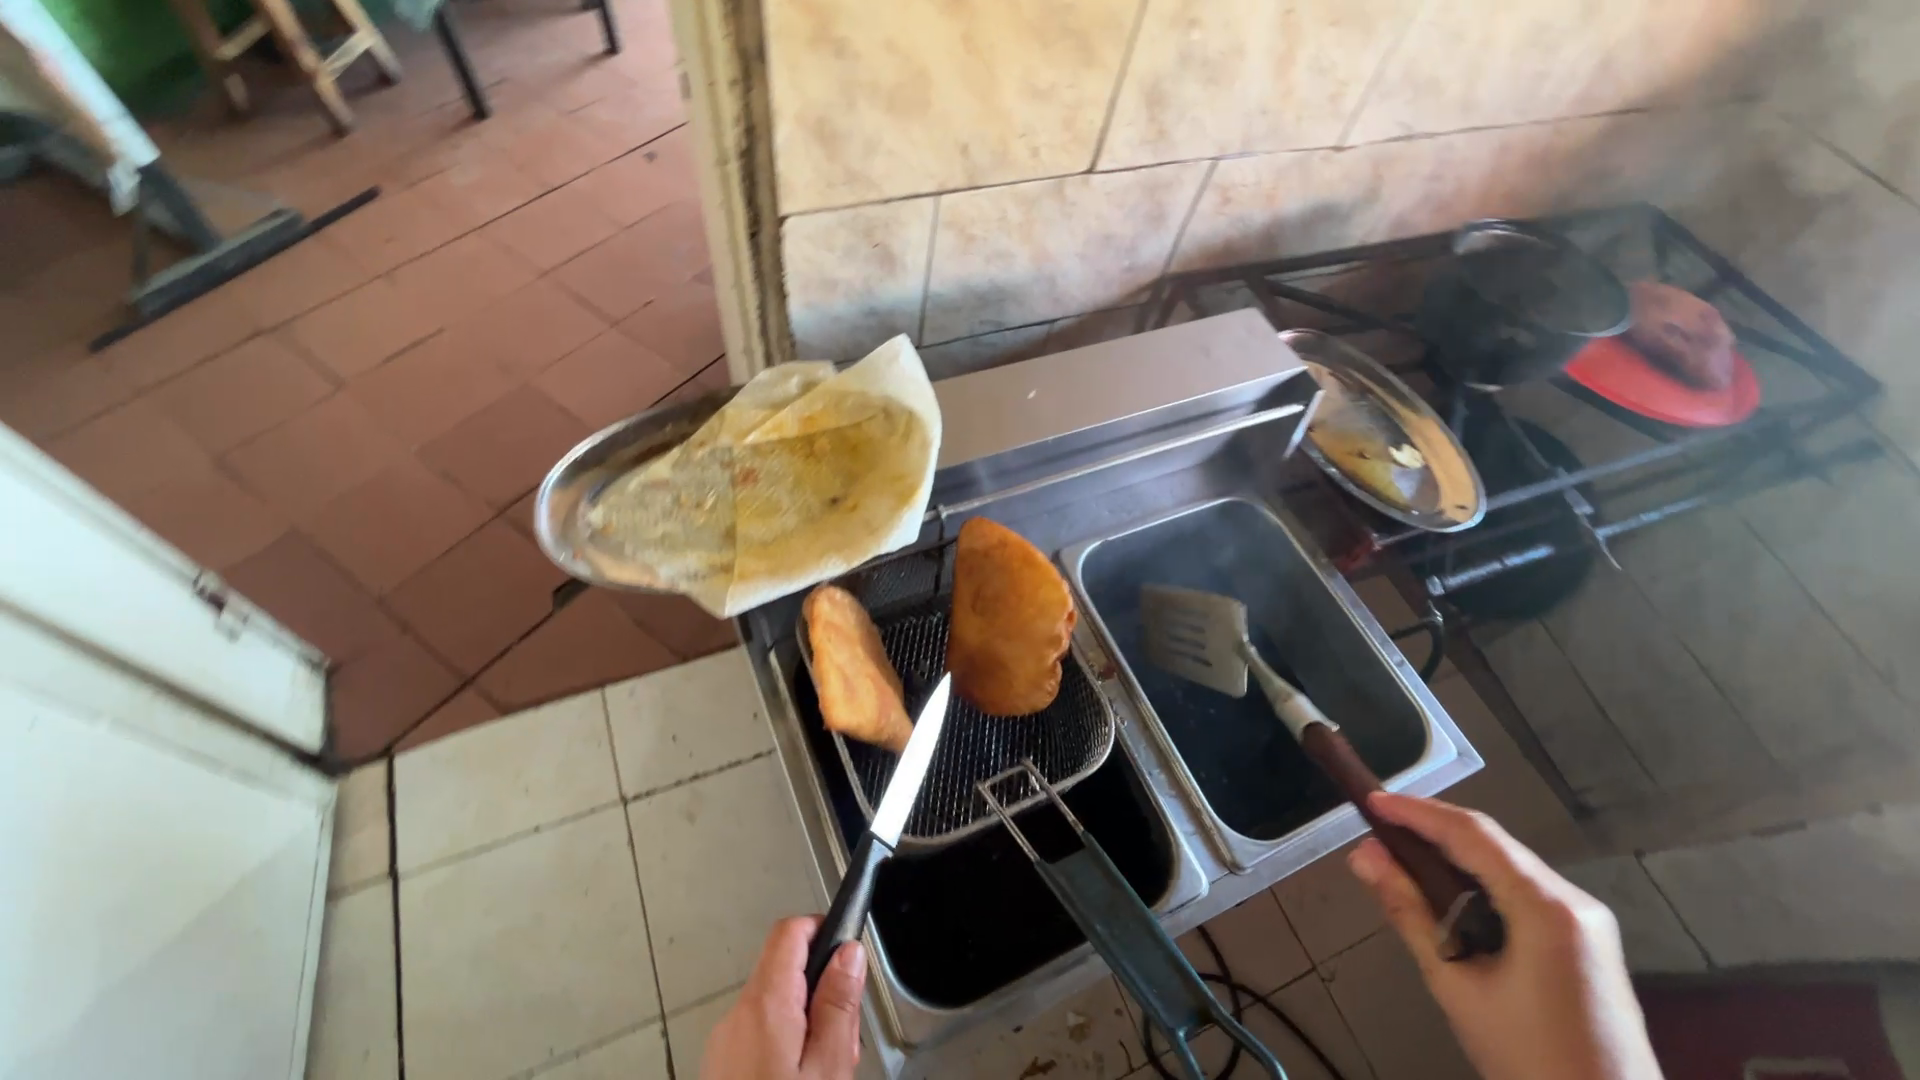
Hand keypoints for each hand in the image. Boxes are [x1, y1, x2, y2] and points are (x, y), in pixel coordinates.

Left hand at [700, 916, 867, 1079]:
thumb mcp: (827, 1068)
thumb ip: (838, 1005)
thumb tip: (848, 951)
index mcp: (764, 1004)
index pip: (789, 932)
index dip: (822, 929)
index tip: (849, 954)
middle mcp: (736, 1015)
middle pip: (784, 972)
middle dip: (822, 992)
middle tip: (845, 1042)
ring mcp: (723, 1045)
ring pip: (774, 1008)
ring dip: (806, 1025)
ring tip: (827, 1073)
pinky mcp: (719, 1070)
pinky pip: (757, 1037)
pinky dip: (785, 1047)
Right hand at [1347, 793, 1662, 1079]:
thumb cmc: (1528, 1057)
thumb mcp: (1456, 983)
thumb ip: (1409, 912)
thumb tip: (1365, 856)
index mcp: (1547, 907)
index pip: (1473, 835)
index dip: (1418, 812)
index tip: (1371, 801)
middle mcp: (1574, 901)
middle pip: (1493, 844)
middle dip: (1431, 829)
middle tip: (1376, 828)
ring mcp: (1585, 921)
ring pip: (1506, 865)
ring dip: (1451, 854)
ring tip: (1398, 855)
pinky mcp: (1584, 941)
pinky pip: (1521, 890)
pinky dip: (1477, 880)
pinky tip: (1444, 889)